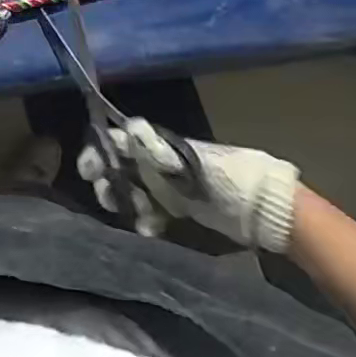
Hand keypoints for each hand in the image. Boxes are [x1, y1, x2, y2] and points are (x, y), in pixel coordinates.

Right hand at [78, 117, 299, 250]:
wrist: (266, 213)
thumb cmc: (229, 181)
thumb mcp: (192, 162)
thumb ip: (158, 148)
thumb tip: (129, 126)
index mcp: (159, 147)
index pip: (117, 142)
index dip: (99, 153)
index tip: (89, 172)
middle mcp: (158, 163)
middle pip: (118, 167)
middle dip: (109, 182)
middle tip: (111, 201)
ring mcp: (167, 185)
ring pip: (130, 190)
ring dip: (126, 203)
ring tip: (137, 217)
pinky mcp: (177, 208)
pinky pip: (149, 211)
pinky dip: (145, 221)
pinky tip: (150, 230)